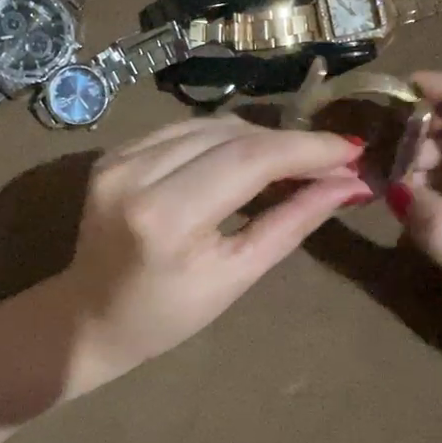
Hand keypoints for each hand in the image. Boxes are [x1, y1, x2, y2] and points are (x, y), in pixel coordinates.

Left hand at [52, 115, 369, 387]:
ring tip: (294, 161)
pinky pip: (181, 130)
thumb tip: (350, 184)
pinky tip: (245, 157)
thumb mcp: (235, 276)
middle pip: (231, 134)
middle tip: (332, 159)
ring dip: (257, 137)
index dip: (307, 149)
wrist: (89, 317)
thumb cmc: (167, 315)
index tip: (352, 150)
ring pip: (208, 125)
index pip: (249, 160)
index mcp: (166, 218)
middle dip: (289, 142)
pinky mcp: (112, 153)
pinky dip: (221, 139)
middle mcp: (136, 175)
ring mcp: (117, 159)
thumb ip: (291, 223)